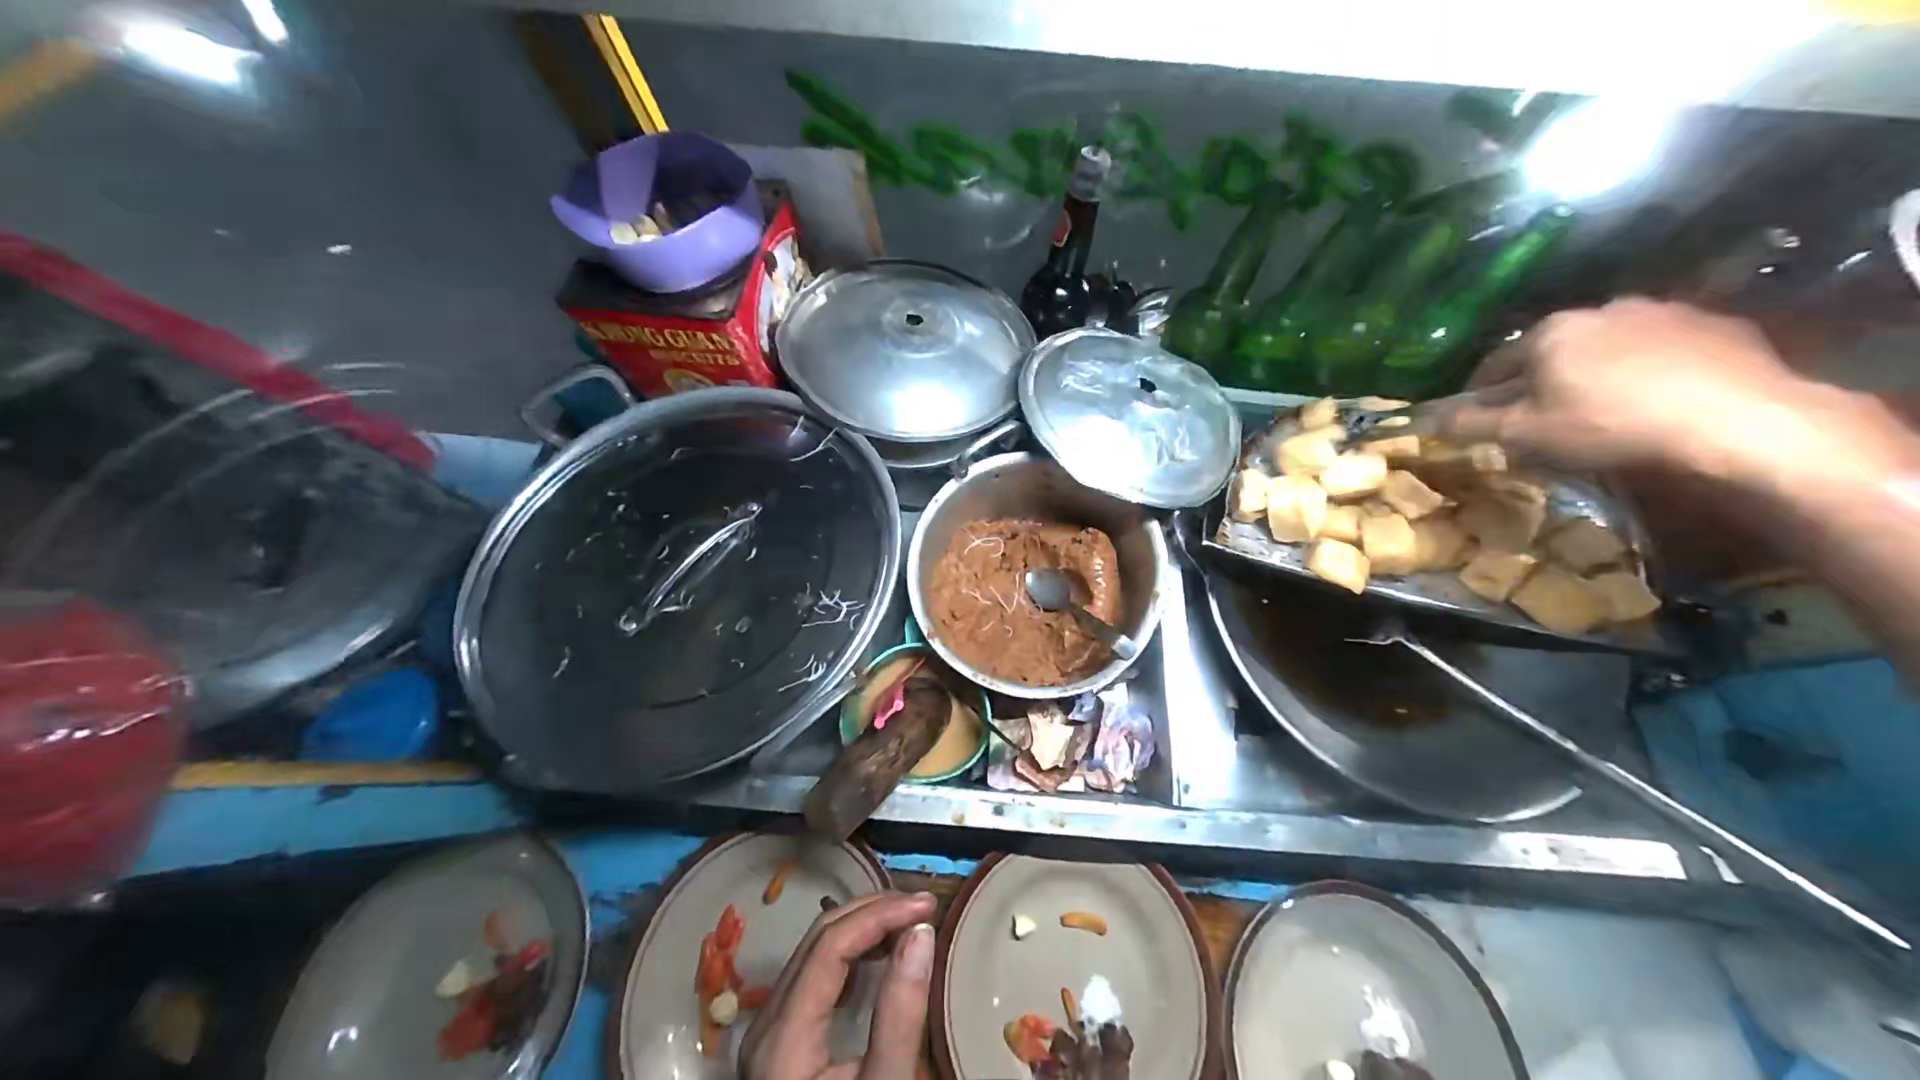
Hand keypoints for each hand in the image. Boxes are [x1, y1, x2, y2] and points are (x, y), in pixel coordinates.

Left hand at [740, 890, 937, 1079]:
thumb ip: (899, 1015)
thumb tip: (921, 934)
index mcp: (782, 1036)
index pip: (830, 944)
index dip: (879, 914)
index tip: (928, 907)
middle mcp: (766, 1024)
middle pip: (817, 940)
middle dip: (872, 912)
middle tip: (923, 907)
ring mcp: (769, 1034)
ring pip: (813, 953)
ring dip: (862, 928)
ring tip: (909, 923)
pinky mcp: (780, 1045)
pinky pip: (814, 977)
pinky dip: (851, 954)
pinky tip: (882, 956)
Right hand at [1447, 298, 1881, 484]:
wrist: (1734, 420)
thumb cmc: (1608, 425)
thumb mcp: (1524, 434)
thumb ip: (1471, 424)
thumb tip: (1427, 421)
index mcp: (1549, 332)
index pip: (1494, 362)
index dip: (1481, 393)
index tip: (1481, 418)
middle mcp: (1600, 308)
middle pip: (1552, 350)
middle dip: (1540, 379)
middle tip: (1542, 416)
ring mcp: (1663, 311)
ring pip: (1607, 346)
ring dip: (1594, 370)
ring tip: (1602, 407)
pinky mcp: (1714, 324)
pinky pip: (1661, 348)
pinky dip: (1648, 368)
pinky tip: (1655, 399)